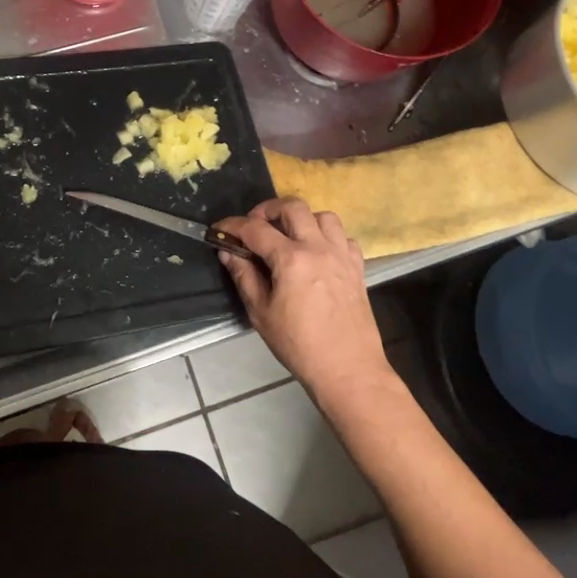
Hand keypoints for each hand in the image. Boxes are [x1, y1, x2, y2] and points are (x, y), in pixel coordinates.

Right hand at [215, 198, 392, 399]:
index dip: (232, 225)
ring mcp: (341, 255)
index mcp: (291, 259)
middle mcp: (318, 248)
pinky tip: (318, 254)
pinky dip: (328, 237)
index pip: (255, 229)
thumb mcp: (261, 314)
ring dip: (302, 219)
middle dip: (268, 210)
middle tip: (255, 227)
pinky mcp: (357, 268)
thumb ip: (244, 277)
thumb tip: (228, 253)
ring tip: (289, 236)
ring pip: (323, 215)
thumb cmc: (299, 346)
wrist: (348, 370)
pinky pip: (343, 237)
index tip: (219, 230)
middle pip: (292, 207)